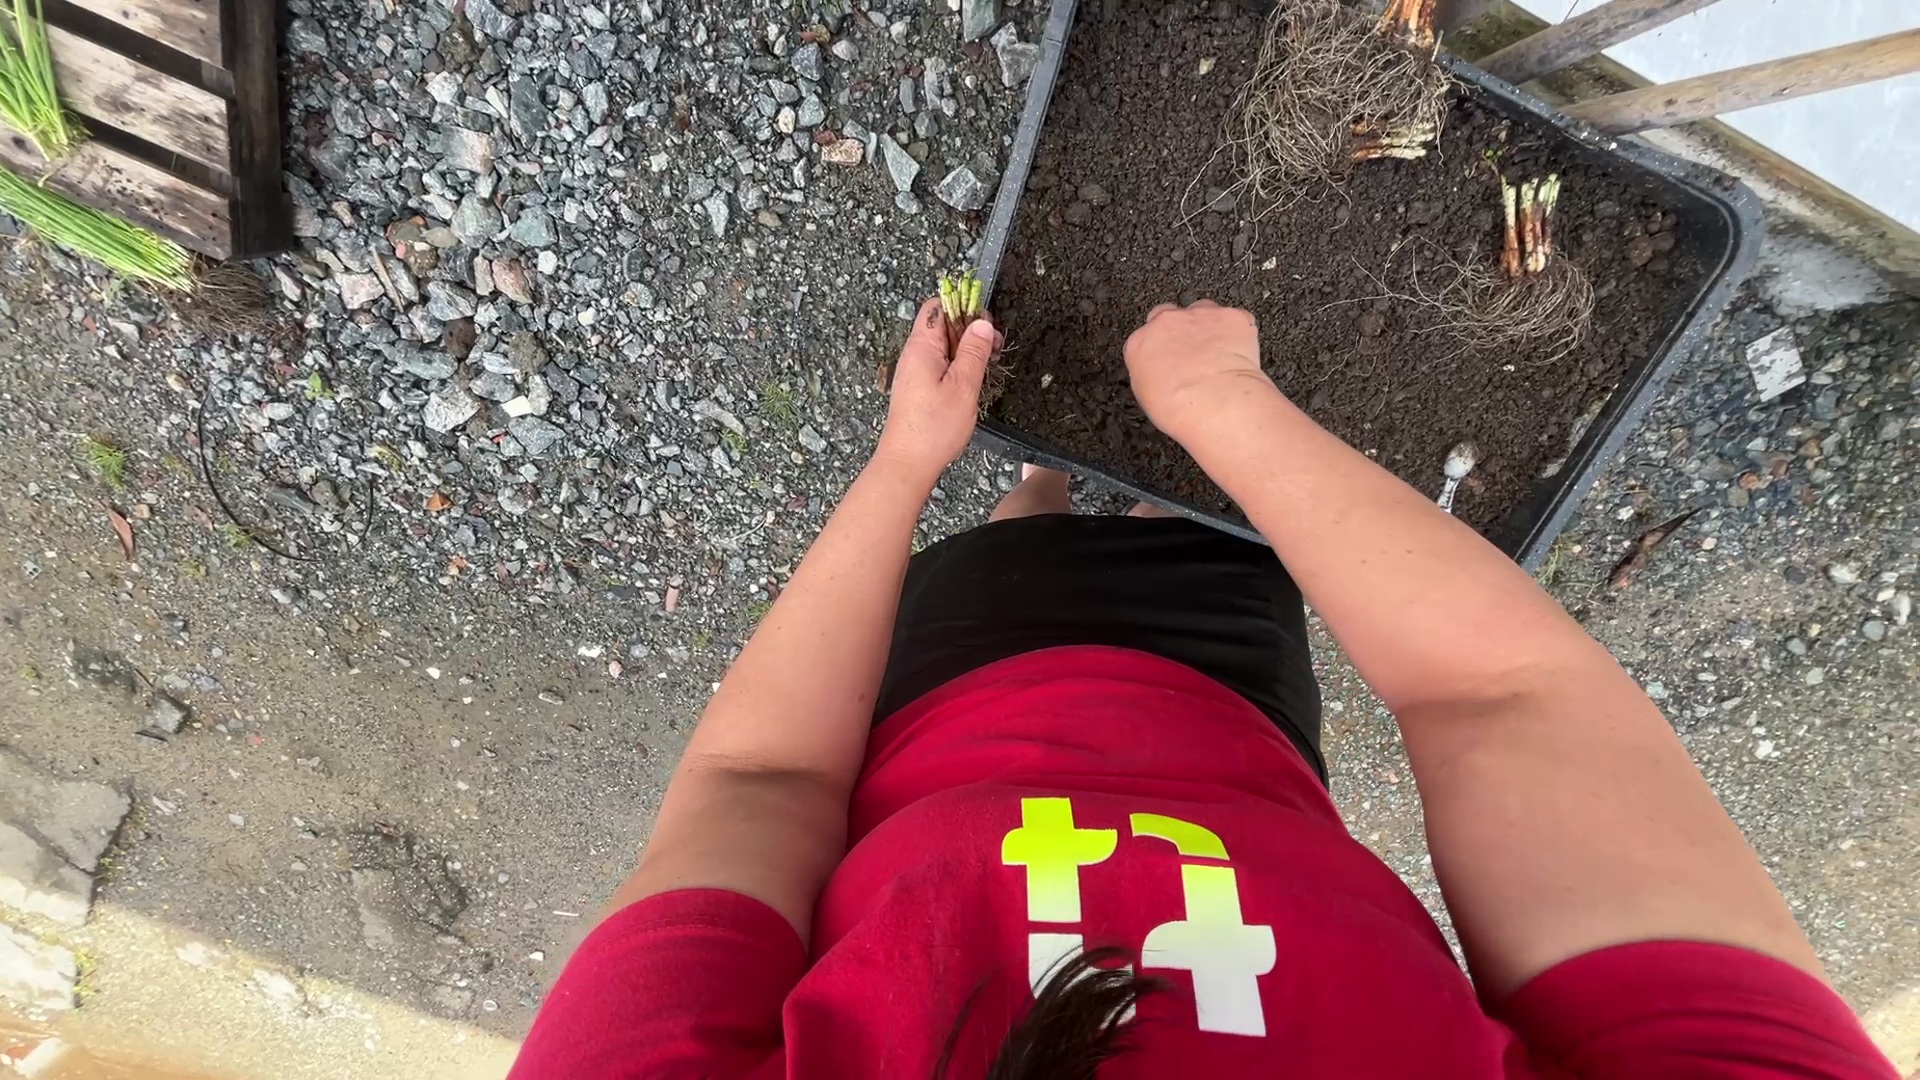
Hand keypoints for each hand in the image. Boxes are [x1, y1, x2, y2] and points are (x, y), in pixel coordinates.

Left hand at [875, 297, 999, 478]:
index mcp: (921, 347)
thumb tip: (982, 323)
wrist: (908, 463)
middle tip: (992, 348)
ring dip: (965, 352)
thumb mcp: (963, 386)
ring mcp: (914, 373)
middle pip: (942, 325)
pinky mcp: (917, 390)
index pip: (937, 306)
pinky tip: (970, 384)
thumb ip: (974, 352)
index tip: (986, 324)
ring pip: (943, 348)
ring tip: (985, 368)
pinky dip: (957, 369)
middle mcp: (913, 355)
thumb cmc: (933, 428)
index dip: (963, 307)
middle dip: (969, 331)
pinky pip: (939, 367)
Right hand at [1124, 299, 1277, 444]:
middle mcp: (1167, 322)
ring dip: (1206, 327)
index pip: (1144, 337)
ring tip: (1215, 354)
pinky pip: (1234, 318)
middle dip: (1178, 331)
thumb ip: (1149, 373)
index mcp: (1140, 343)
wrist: (1214, 401)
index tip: (1165, 360)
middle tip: (1190, 355)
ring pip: (1202, 311)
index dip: (1157, 349)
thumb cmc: (1180, 406)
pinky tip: (1236, 353)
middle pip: (1169, 316)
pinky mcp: (1230, 316)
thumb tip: (1160, 374)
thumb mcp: (1147, 397)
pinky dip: (1236, 332)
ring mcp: (1199, 315)